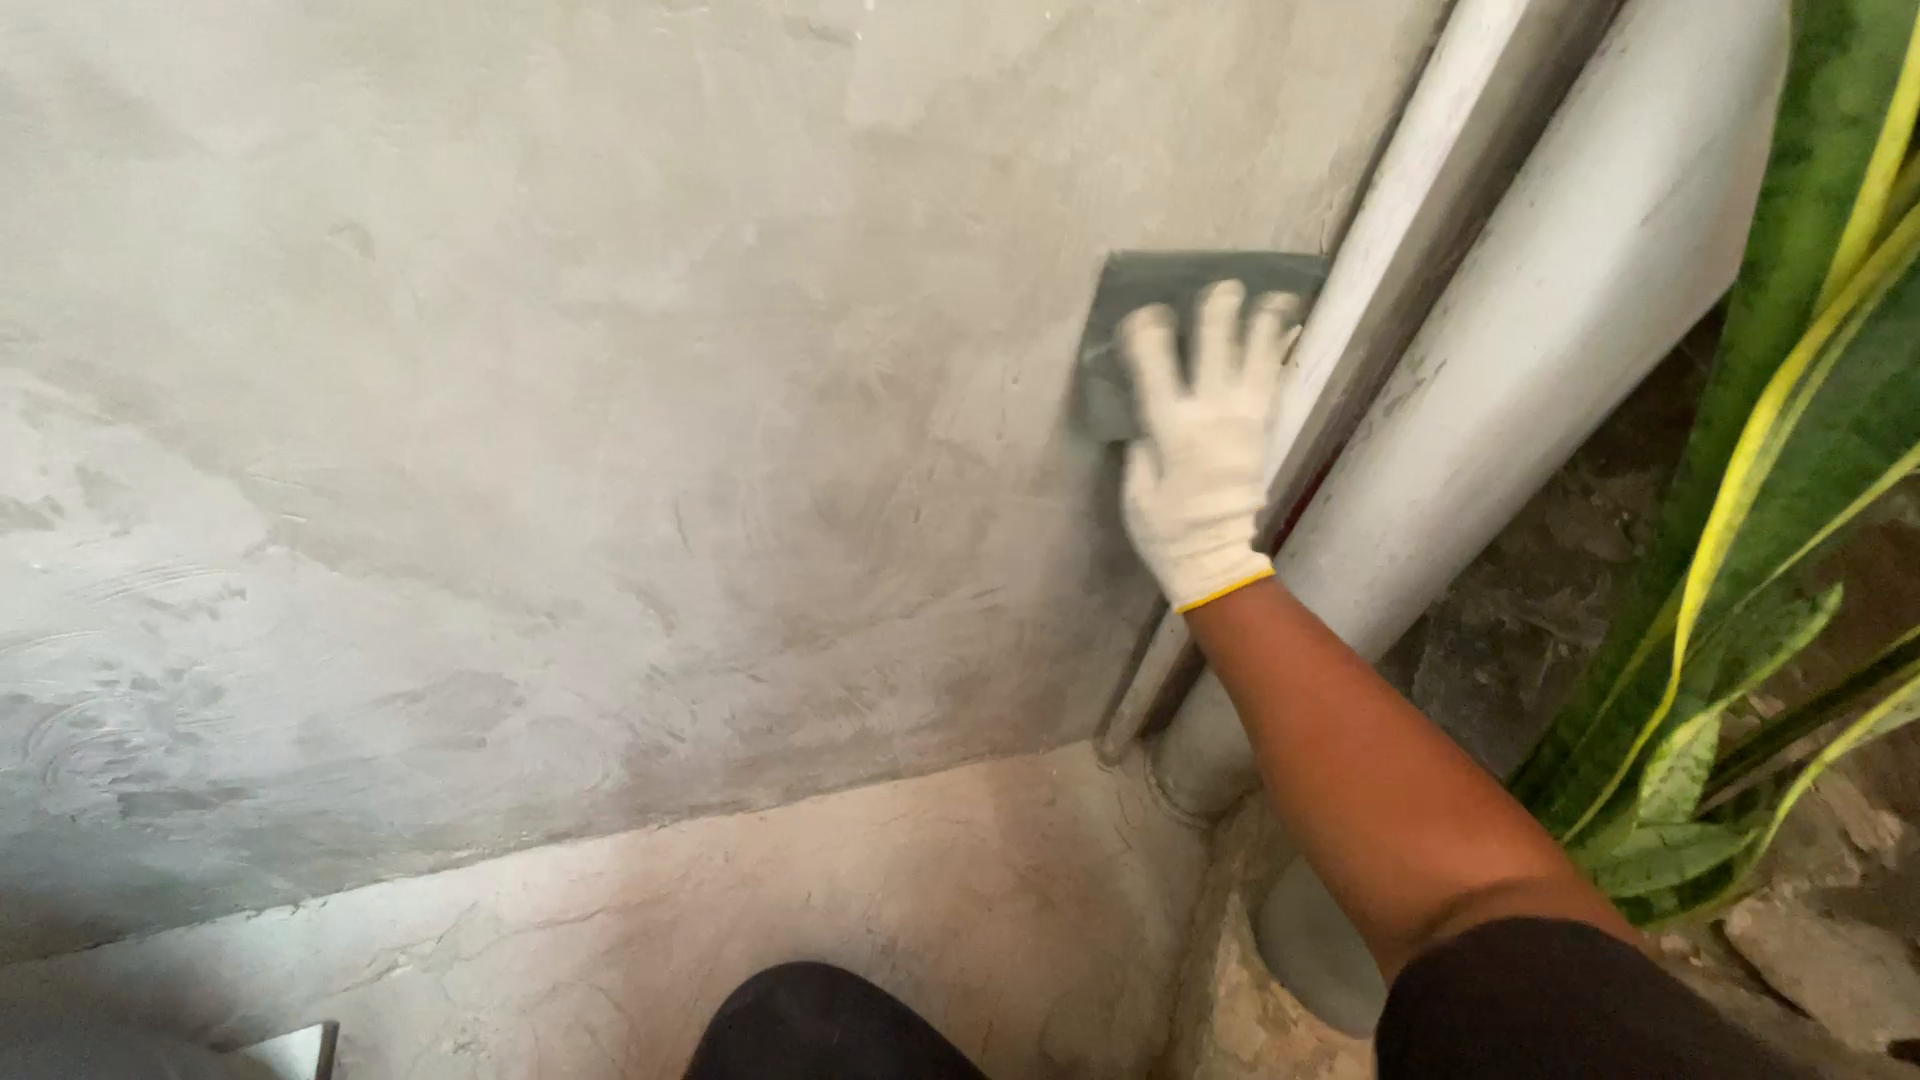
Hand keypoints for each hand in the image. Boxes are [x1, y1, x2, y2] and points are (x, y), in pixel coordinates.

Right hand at [1121, 280, 1302, 611]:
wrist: (1213, 558)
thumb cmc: (1164, 529)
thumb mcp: (1135, 492)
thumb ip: (1142, 448)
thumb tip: (1149, 416)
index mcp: (1173, 432)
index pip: (1156, 370)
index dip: (1149, 336)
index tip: (1146, 312)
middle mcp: (1213, 418)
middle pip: (1217, 352)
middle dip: (1218, 315)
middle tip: (1223, 286)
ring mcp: (1245, 423)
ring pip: (1258, 361)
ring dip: (1264, 326)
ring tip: (1273, 295)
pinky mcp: (1264, 433)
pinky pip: (1274, 384)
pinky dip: (1279, 355)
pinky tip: (1285, 332)